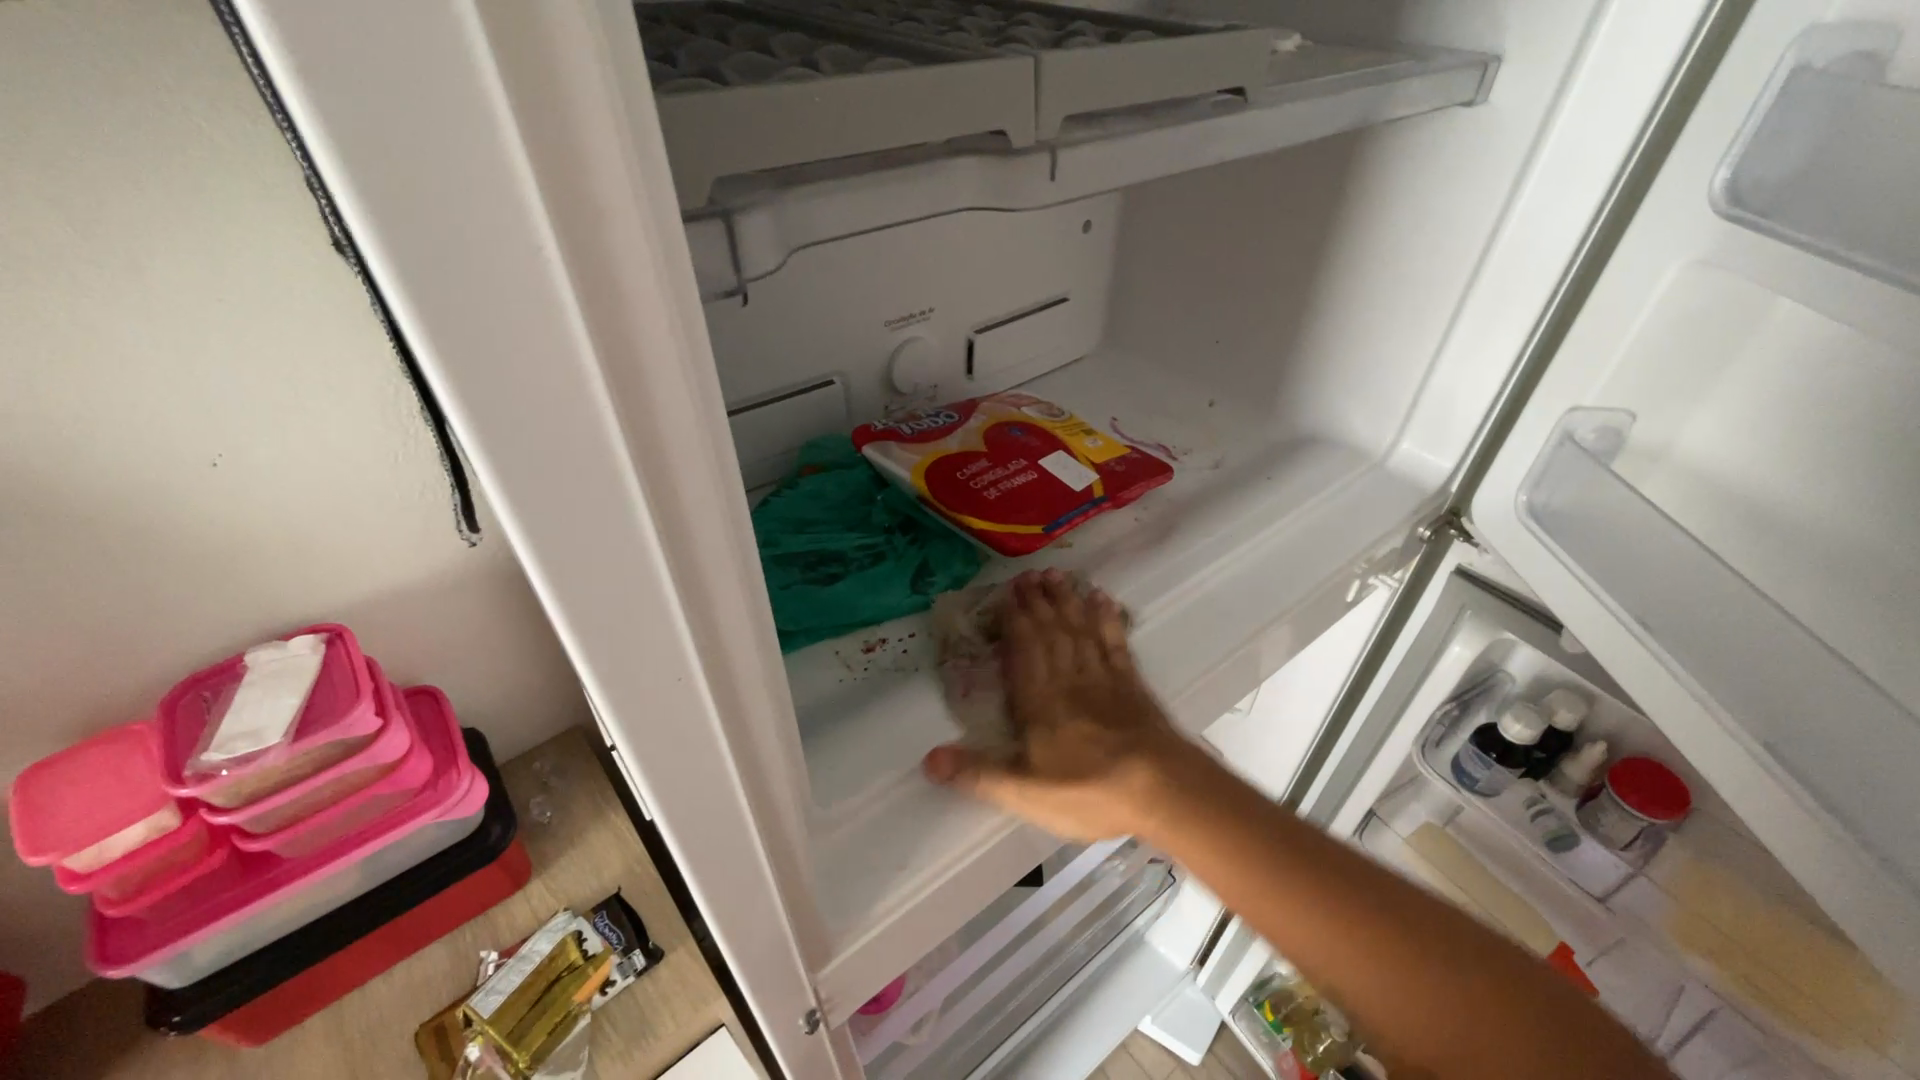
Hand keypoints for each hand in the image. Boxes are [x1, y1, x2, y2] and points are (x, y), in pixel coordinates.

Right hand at [921, 569, 1212, 840]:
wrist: (1163, 790)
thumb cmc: (1090, 792)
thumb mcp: (1025, 793)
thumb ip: (978, 774)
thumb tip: (928, 759)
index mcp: (1040, 703)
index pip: (1023, 651)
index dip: (1014, 620)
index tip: (1007, 592)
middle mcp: (1069, 681)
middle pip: (1051, 633)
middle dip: (1038, 603)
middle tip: (1028, 574)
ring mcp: (1104, 679)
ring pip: (1080, 631)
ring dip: (1067, 602)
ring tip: (1056, 576)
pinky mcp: (1133, 686)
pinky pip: (1115, 643)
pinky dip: (1107, 620)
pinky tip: (1102, 601)